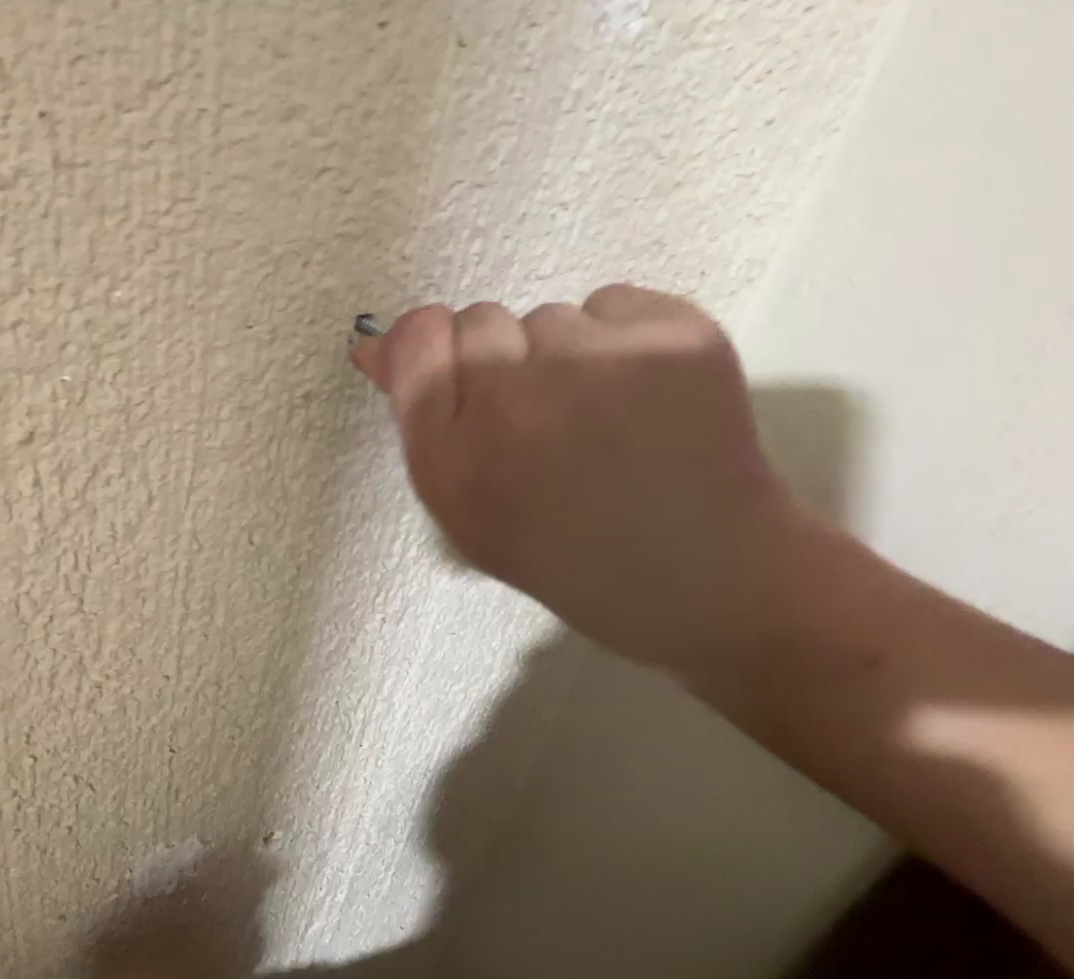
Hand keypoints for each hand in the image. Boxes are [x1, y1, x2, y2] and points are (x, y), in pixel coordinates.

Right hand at [349, 287, 810, 671]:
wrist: (701, 577)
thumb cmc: (561, 553)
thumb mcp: (462, 509)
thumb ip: (417, 422)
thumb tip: (371, 345)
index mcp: (453, 456)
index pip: (417, 339)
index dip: (435, 351)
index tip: (463, 380)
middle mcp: (514, 399)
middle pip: (479, 318)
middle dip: (498, 358)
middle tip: (539, 418)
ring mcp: (599, 361)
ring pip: (550, 316)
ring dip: (562, 353)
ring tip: (600, 418)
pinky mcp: (674, 336)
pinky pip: (614, 305)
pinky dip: (622, 340)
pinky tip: (644, 397)